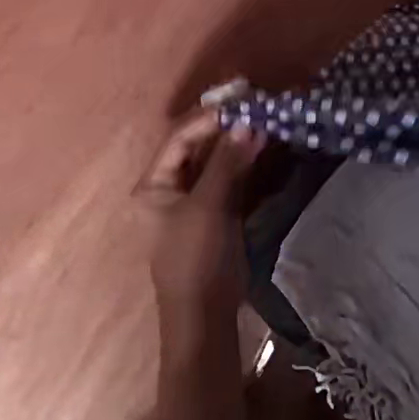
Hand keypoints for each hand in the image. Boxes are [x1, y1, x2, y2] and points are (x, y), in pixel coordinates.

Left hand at [133, 109, 265, 308]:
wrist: (206, 315)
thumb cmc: (196, 258)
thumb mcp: (209, 207)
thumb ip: (227, 162)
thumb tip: (249, 122)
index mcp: (154, 184)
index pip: (178, 139)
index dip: (207, 119)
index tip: (238, 104)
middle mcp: (170, 187)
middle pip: (196, 147)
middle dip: (225, 128)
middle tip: (255, 107)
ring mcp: (195, 200)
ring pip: (216, 161)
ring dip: (237, 143)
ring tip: (264, 122)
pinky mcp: (217, 212)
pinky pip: (229, 178)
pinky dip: (245, 163)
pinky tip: (264, 147)